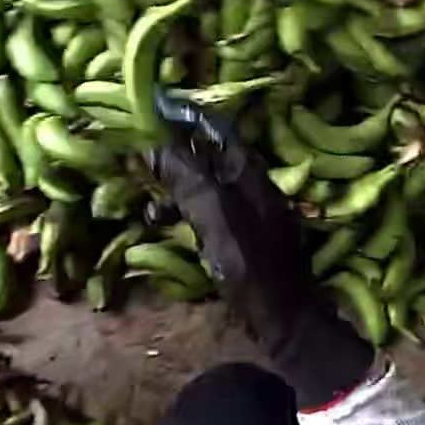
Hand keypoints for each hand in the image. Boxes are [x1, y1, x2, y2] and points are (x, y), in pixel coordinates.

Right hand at [149, 95, 373, 406]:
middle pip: (209, 158)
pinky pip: (212, 214)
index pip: (216, 129)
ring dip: (176, 191)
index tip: (152, 108)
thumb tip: (153, 146)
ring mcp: (253, 212)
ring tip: (149, 208)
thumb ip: (187, 178)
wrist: (285, 316)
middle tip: (139, 159)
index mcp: (251, 172)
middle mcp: (254, 186)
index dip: (185, 117)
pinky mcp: (247, 238)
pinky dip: (188, 216)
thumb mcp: (214, 214)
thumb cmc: (249, 263)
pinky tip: (171, 230)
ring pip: (208, 188)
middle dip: (174, 156)